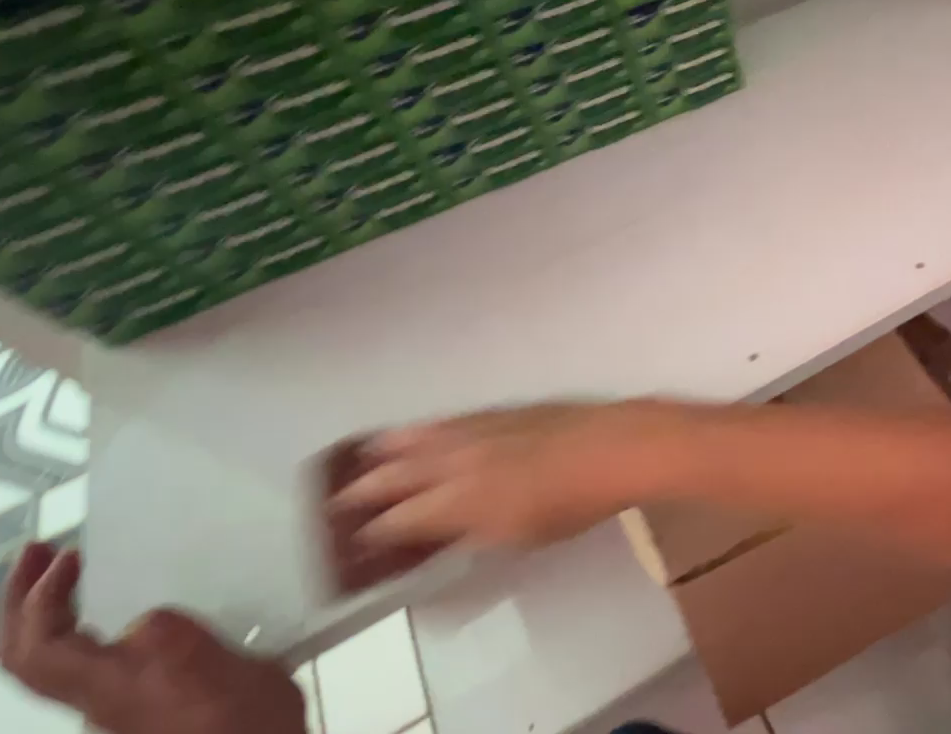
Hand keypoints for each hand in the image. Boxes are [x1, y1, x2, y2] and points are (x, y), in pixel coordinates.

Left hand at [0, 543, 307, 733]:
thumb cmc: (239, 721)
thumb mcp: (218, 673)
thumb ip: (174, 643)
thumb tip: (141, 620)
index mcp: (110, 689)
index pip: (39, 648)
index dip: (39, 599)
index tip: (68, 553)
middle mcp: (101, 696)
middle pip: (29, 656)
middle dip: (22, 602)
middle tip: (38, 551)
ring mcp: (122, 698)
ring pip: (54, 656)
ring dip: (48, 610)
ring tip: (68, 568)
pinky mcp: (148, 695)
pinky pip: (90, 655)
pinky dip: (85, 620)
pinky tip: (125, 604)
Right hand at [333, 402, 679, 549]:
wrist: (610, 448)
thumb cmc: (570, 505)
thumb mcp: (516, 537)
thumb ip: (472, 533)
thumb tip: (445, 532)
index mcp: (457, 500)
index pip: (402, 519)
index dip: (376, 531)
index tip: (357, 539)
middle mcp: (458, 460)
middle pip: (400, 473)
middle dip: (367, 487)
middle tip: (340, 497)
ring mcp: (481, 430)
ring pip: (422, 438)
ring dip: (391, 448)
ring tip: (368, 452)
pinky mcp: (504, 411)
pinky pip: (452, 419)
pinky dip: (430, 427)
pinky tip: (427, 428)